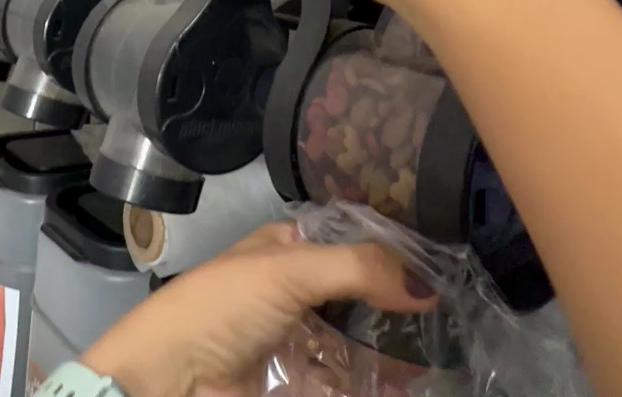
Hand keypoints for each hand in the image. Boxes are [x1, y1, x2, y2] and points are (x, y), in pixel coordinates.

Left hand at [80, 222, 434, 396]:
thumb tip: (428, 284)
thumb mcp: (289, 269)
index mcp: (287, 247)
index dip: (392, 248)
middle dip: (399, 304)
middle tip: (452, 312)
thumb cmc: (225, 305)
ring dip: (395, 349)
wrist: (169, 381)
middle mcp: (296, 288)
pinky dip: (378, 383)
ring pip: (358, 340)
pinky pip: (347, 380)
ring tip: (444, 350)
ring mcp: (299, 338)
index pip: (350, 238)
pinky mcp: (298, 383)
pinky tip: (413, 382)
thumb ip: (358, 268)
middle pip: (359, 293)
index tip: (442, 261)